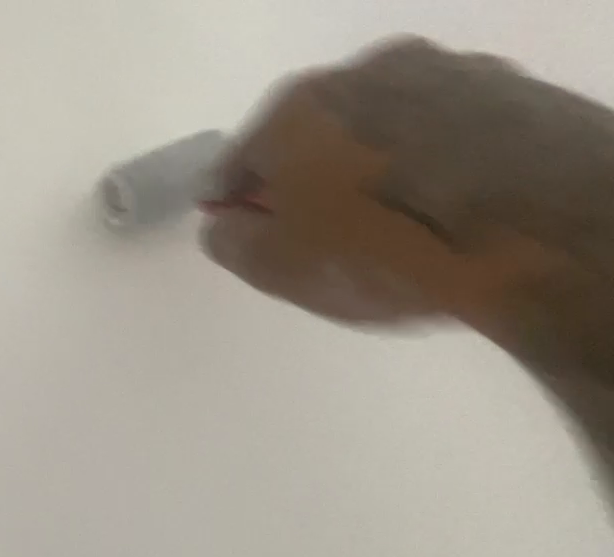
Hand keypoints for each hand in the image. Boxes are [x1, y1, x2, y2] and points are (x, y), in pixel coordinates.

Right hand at [201, 37, 599, 335]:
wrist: (546, 228)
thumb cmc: (379, 249)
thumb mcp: (273, 267)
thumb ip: (230, 240)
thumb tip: (228, 223)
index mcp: (294, 111)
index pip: (236, 162)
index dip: (231, 202)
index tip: (239, 231)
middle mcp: (366, 72)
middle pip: (310, 136)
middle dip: (302, 178)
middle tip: (308, 231)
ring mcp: (447, 72)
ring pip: (378, 128)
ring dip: (367, 167)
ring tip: (379, 224)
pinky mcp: (513, 90)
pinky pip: (441, 131)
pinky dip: (427, 163)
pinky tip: (433, 208)